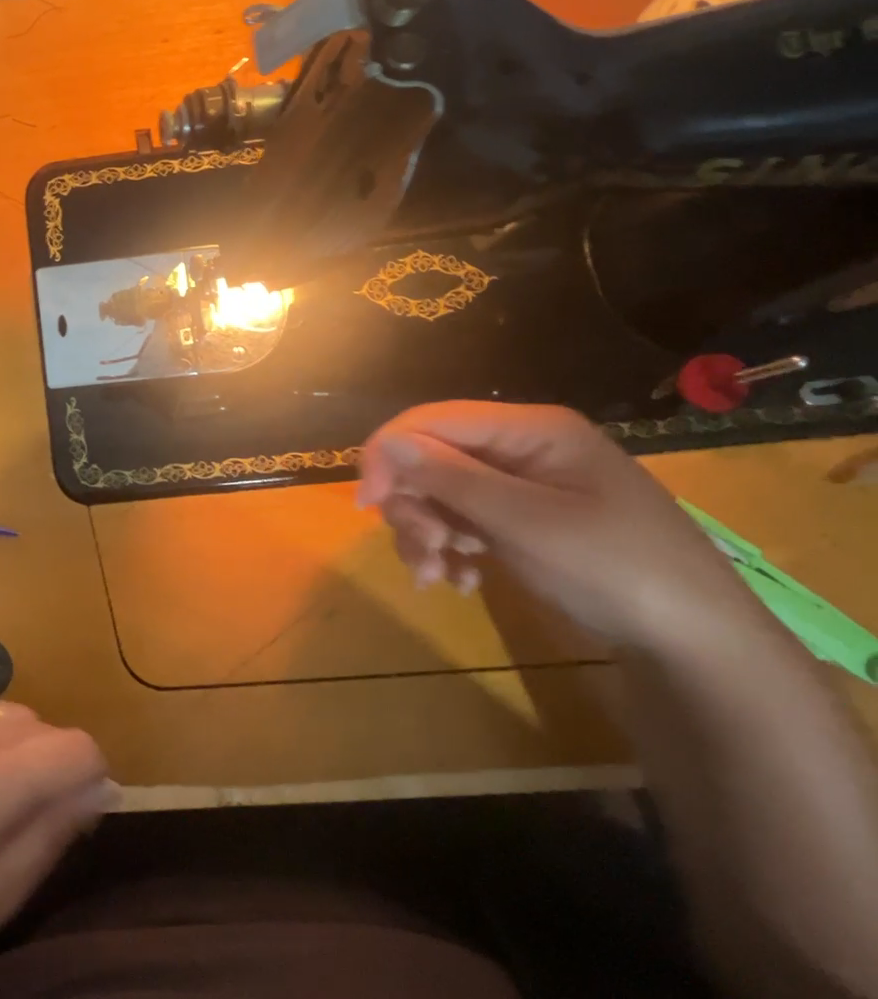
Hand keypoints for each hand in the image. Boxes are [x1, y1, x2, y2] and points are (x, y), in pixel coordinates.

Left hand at [0, 703, 111, 996]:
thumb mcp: (2, 891)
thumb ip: (56, 829)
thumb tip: (101, 787)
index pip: (76, 747)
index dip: (92, 777)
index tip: (80, 812)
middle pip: (43, 725)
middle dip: (55, 762)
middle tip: (35, 815)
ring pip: (7, 713)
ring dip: (21, 745)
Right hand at [356, 401, 765, 648]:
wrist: (691, 638)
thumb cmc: (613, 568)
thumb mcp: (524, 522)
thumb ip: (452, 479)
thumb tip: (386, 443)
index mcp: (532, 430)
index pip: (431, 421)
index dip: (388, 455)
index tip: (368, 506)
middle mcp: (522, 448)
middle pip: (430, 459)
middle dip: (414, 507)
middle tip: (426, 552)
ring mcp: (523, 486)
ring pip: (439, 495)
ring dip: (427, 535)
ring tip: (439, 577)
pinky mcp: (522, 520)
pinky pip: (462, 522)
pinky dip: (450, 551)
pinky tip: (462, 582)